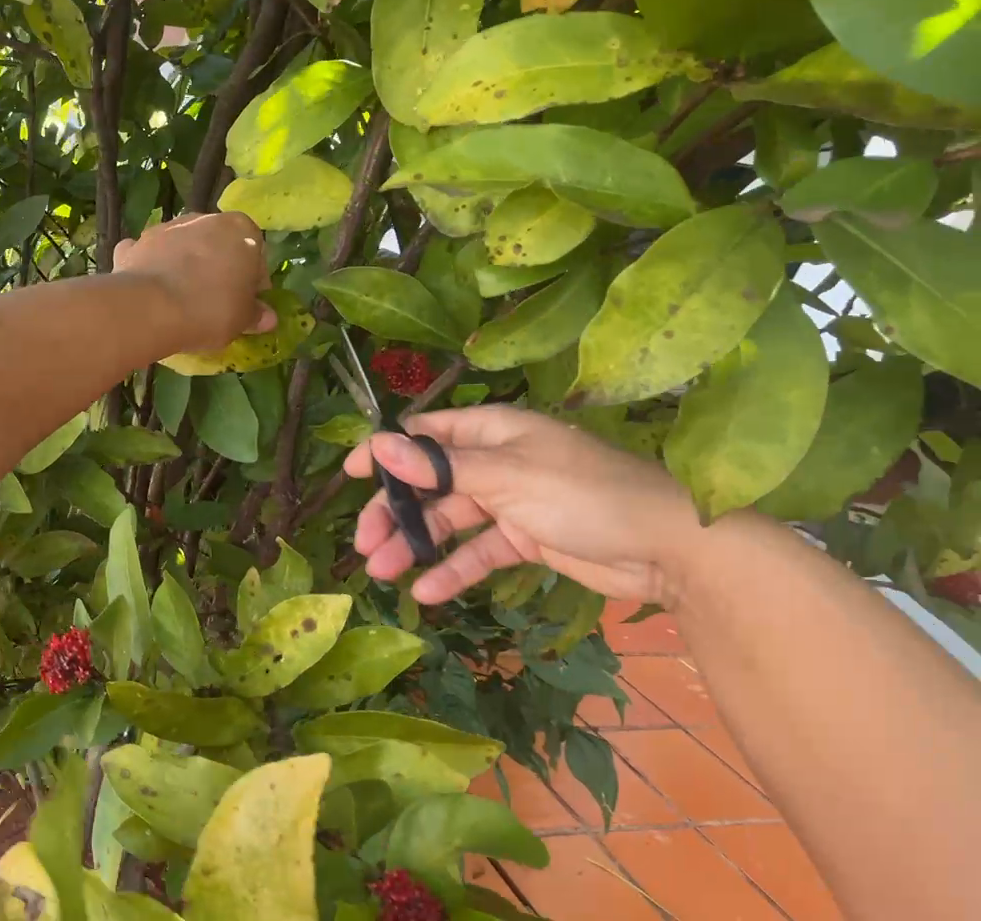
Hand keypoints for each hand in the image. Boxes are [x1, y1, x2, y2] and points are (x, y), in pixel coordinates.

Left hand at [113, 213, 274, 351]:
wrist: (150, 309)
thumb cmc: (210, 310)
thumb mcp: (242, 320)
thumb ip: (256, 314)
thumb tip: (267, 318)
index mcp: (241, 229)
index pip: (255, 255)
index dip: (252, 282)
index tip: (245, 304)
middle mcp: (204, 219)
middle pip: (217, 246)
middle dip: (217, 269)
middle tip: (214, 302)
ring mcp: (165, 228)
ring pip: (182, 247)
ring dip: (184, 265)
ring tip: (180, 299)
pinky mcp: (135, 244)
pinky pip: (148, 254)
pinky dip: (149, 266)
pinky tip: (149, 288)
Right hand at [344, 405, 709, 606]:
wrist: (674, 549)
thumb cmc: (587, 494)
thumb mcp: (507, 476)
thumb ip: (440, 467)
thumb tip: (379, 446)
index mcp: (493, 432)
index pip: (425, 435)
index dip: (386, 453)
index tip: (350, 475)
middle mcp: (496, 462)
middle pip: (429, 484)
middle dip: (394, 512)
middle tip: (365, 543)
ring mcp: (510, 502)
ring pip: (448, 521)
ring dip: (415, 545)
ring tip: (383, 571)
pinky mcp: (524, 539)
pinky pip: (478, 552)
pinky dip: (453, 569)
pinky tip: (427, 592)